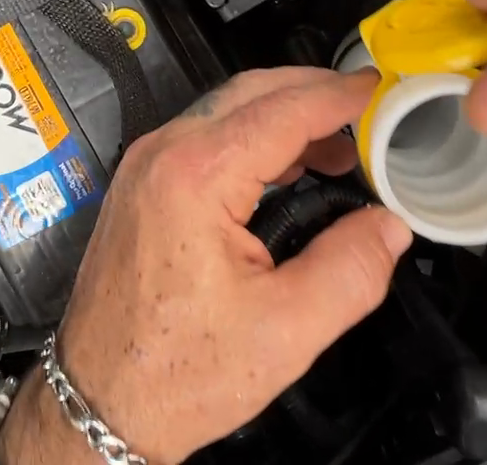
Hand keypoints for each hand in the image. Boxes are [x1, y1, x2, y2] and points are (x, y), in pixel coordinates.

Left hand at [0, 68, 410, 463]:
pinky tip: (286, 165)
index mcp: (195, 175)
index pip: (281, 111)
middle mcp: (163, 152)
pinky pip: (204, 135)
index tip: (377, 87)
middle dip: (311, 91)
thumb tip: (390, 226)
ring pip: (225, 109)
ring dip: (282, 114)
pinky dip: (251, 136)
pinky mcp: (141, 181)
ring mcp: (145, 163)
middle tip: (363, 110)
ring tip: (336, 146)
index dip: (336, 96)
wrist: (97, 398)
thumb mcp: (285, 331)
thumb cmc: (179, 371)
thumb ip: (350, 270)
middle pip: (249, 93)